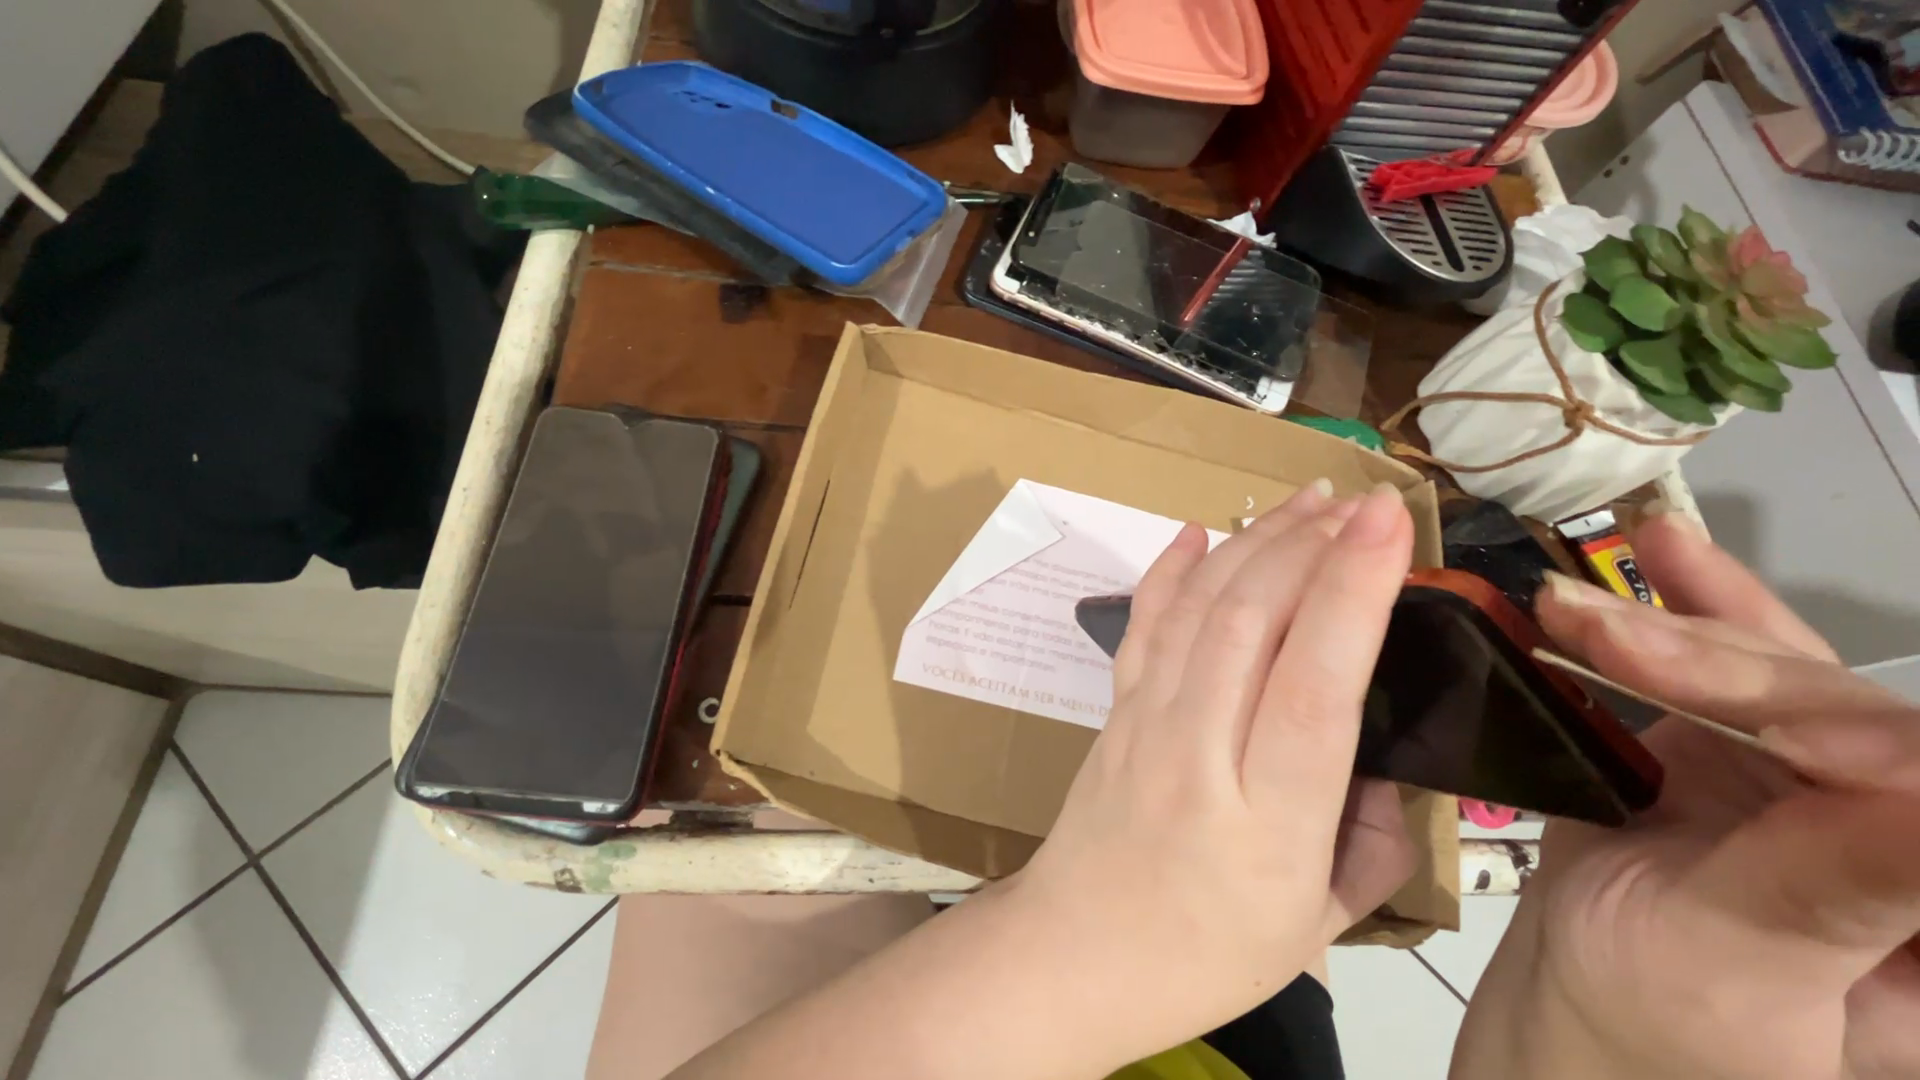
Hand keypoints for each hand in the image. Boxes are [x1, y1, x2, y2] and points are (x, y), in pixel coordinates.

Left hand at [1000, 481, 1419, 1068]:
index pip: (1314, 682)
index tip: (1389, 523)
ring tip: (1307, 502)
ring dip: (1254, 543)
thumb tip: (1387, 761)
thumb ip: (1374, 840)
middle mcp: (1197, 750)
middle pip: (1250, 622)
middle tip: (1362, 502)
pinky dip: (1169, 571)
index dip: (1352, 590)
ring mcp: (1143, 720)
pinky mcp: (1113, 709)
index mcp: (1266, 817)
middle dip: (1309, 544)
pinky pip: (1142, 625)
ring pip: (1198, 609)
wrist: (1076, 952)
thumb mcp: (1320, 923)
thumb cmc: (1205, 955)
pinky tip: (1197, 530)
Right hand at [1452, 513, 1919, 1079]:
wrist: (1570, 1015)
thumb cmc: (1657, 1022)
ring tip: (1582, 594)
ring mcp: (1815, 786)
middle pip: (1838, 713)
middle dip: (1710, 660)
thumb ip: (1845, 879)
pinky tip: (1665, 552)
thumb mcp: (1744, 965)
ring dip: (1676, 625)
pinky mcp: (1736, 756)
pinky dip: (1689, 609)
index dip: (1818, 719)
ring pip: (1774, 676)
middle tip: (1588, 625)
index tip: (1661, 673)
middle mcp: (1897, 828)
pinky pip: (1725, 675)